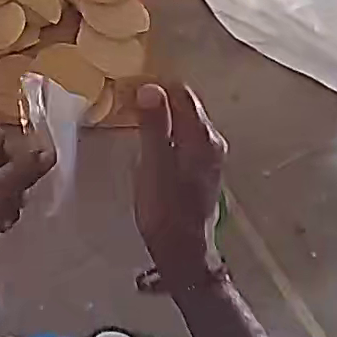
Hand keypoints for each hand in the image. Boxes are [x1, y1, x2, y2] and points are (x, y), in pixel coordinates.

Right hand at [133, 83, 226, 279]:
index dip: (156, 83)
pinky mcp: (200, 167)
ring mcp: (208, 154)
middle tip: (125, 96)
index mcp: (202, 137)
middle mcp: (211, 140)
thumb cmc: (165, 210)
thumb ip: (153, 126)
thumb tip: (150, 88)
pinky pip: (183, 134)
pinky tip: (146, 135)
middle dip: (157, 95)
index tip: (128, 83)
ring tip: (131, 111)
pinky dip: (165, 127)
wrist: (183, 253)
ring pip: (184, 119)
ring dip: (160, 112)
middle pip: (185, 103)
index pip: (182, 93)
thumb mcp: (154, 166)